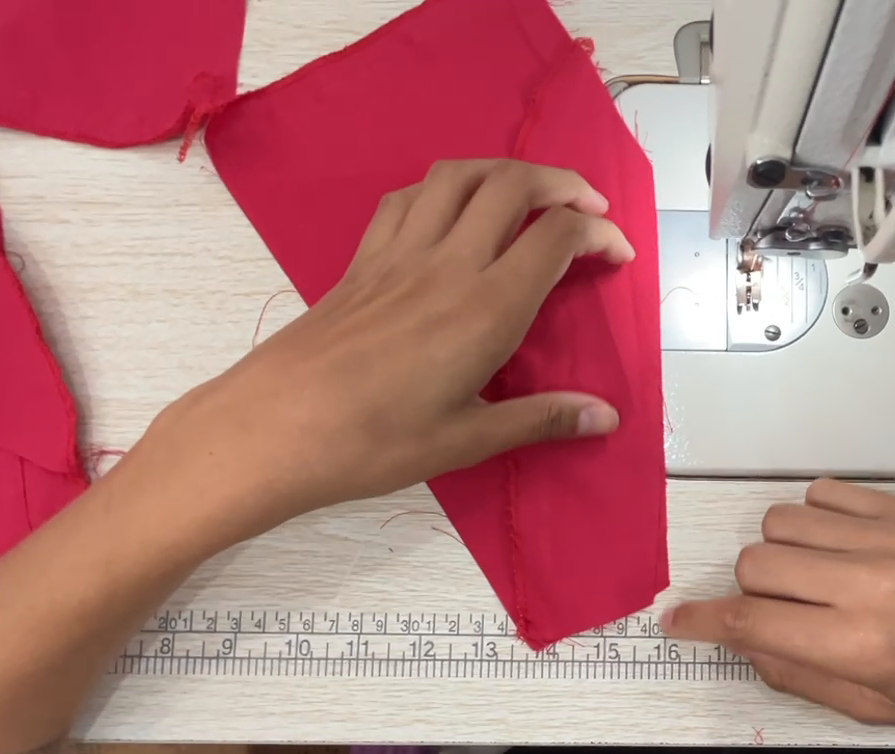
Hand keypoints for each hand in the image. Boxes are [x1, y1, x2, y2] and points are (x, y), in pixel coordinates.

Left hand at [126, 159, 636, 553]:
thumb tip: (607, 418)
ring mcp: (400, 253)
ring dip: (504, 171)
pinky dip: (444, 187)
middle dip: (560, 182)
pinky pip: (409, 196)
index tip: (618, 253)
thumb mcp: (470, 439)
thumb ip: (543, 419)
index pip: (555, 238)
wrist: (277, 427)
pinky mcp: (364, 259)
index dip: (598, 233)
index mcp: (486, 308)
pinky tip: (452, 211)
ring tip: (529, 194)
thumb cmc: (377, 441)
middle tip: (587, 206)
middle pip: (512, 185)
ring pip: (459, 175)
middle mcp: (448, 263)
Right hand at [664, 479, 894, 731]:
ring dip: (780, 552)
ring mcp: (888, 537)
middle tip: (781, 608)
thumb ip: (796, 674)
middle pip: (755, 562)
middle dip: (750, 590)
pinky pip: (824, 493)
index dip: (702, 620)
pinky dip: (813, 518)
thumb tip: (741, 639)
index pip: (749, 620)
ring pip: (782, 522)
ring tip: (812, 574)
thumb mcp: (874, 710)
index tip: (677, 619)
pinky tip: (837, 543)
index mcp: (857, 644)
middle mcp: (865, 583)